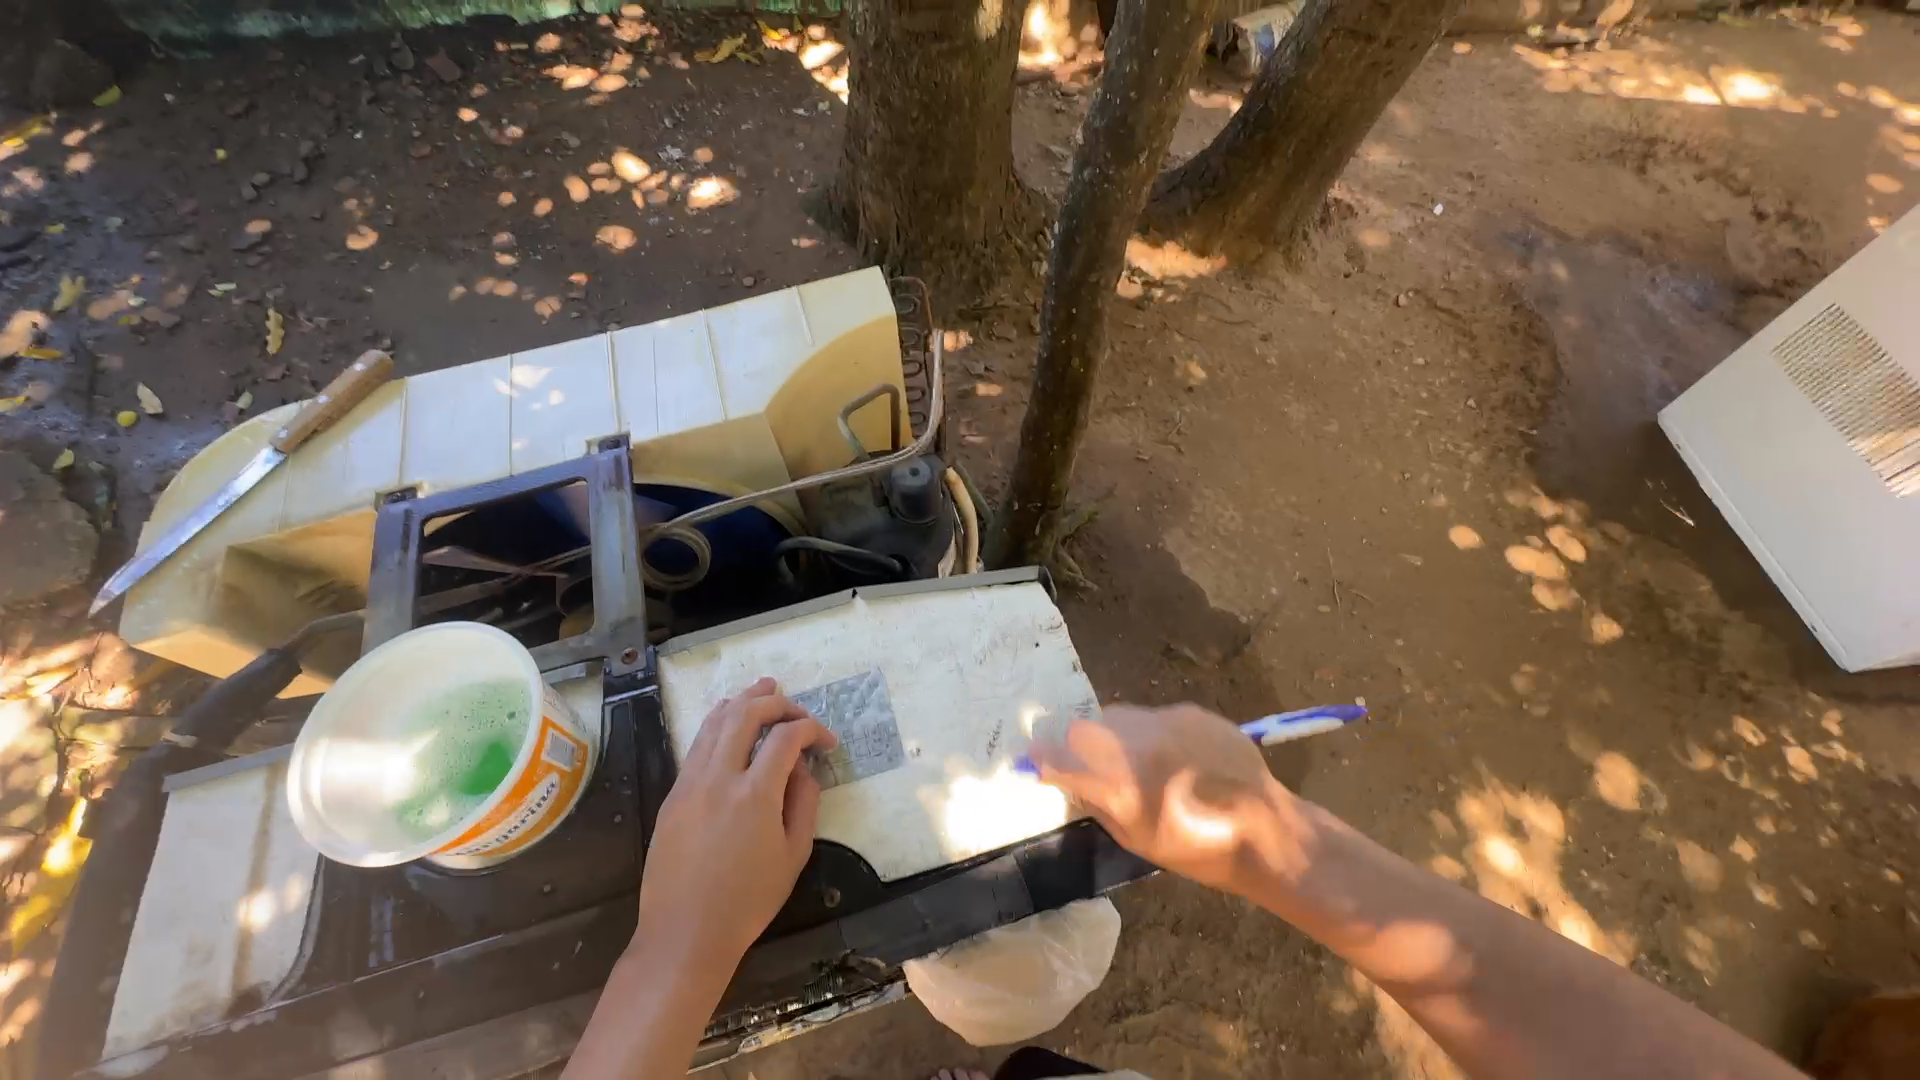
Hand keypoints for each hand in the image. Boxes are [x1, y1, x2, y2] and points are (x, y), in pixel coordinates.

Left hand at [634, 678, 836, 970]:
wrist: (684, 935)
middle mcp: (719, 777)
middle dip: (777, 702)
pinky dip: (719, 722)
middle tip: (797, 708)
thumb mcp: (793, 855)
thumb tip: (803, 767)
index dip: (813, 730)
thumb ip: (804, 802)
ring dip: (744, 700)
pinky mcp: (674, 794)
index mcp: (754, 794)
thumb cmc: (747, 901)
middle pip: (747, 714)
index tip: (828, 743)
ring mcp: (690, 783)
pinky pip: (698, 744)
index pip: (787, 738)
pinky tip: (730, 718)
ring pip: (716, 722)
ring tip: (765, 687)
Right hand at [1029, 703, 1311, 894]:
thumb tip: (1071, 780)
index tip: (1035, 760)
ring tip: (1135, 759)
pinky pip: (1153, 716)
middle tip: (1088, 763)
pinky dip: (1150, 732)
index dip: (1042, 758)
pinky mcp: (1189, 711)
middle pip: (1083, 729)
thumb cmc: (1198, 850)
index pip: (1059, 759)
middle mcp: (1134, 745)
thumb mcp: (1135, 839)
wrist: (1264, 828)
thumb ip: (1097, 803)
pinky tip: (1173, 755)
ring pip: (1117, 716)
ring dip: (1112, 734)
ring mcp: (1163, 722)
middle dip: (1077, 744)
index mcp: (1117, 786)